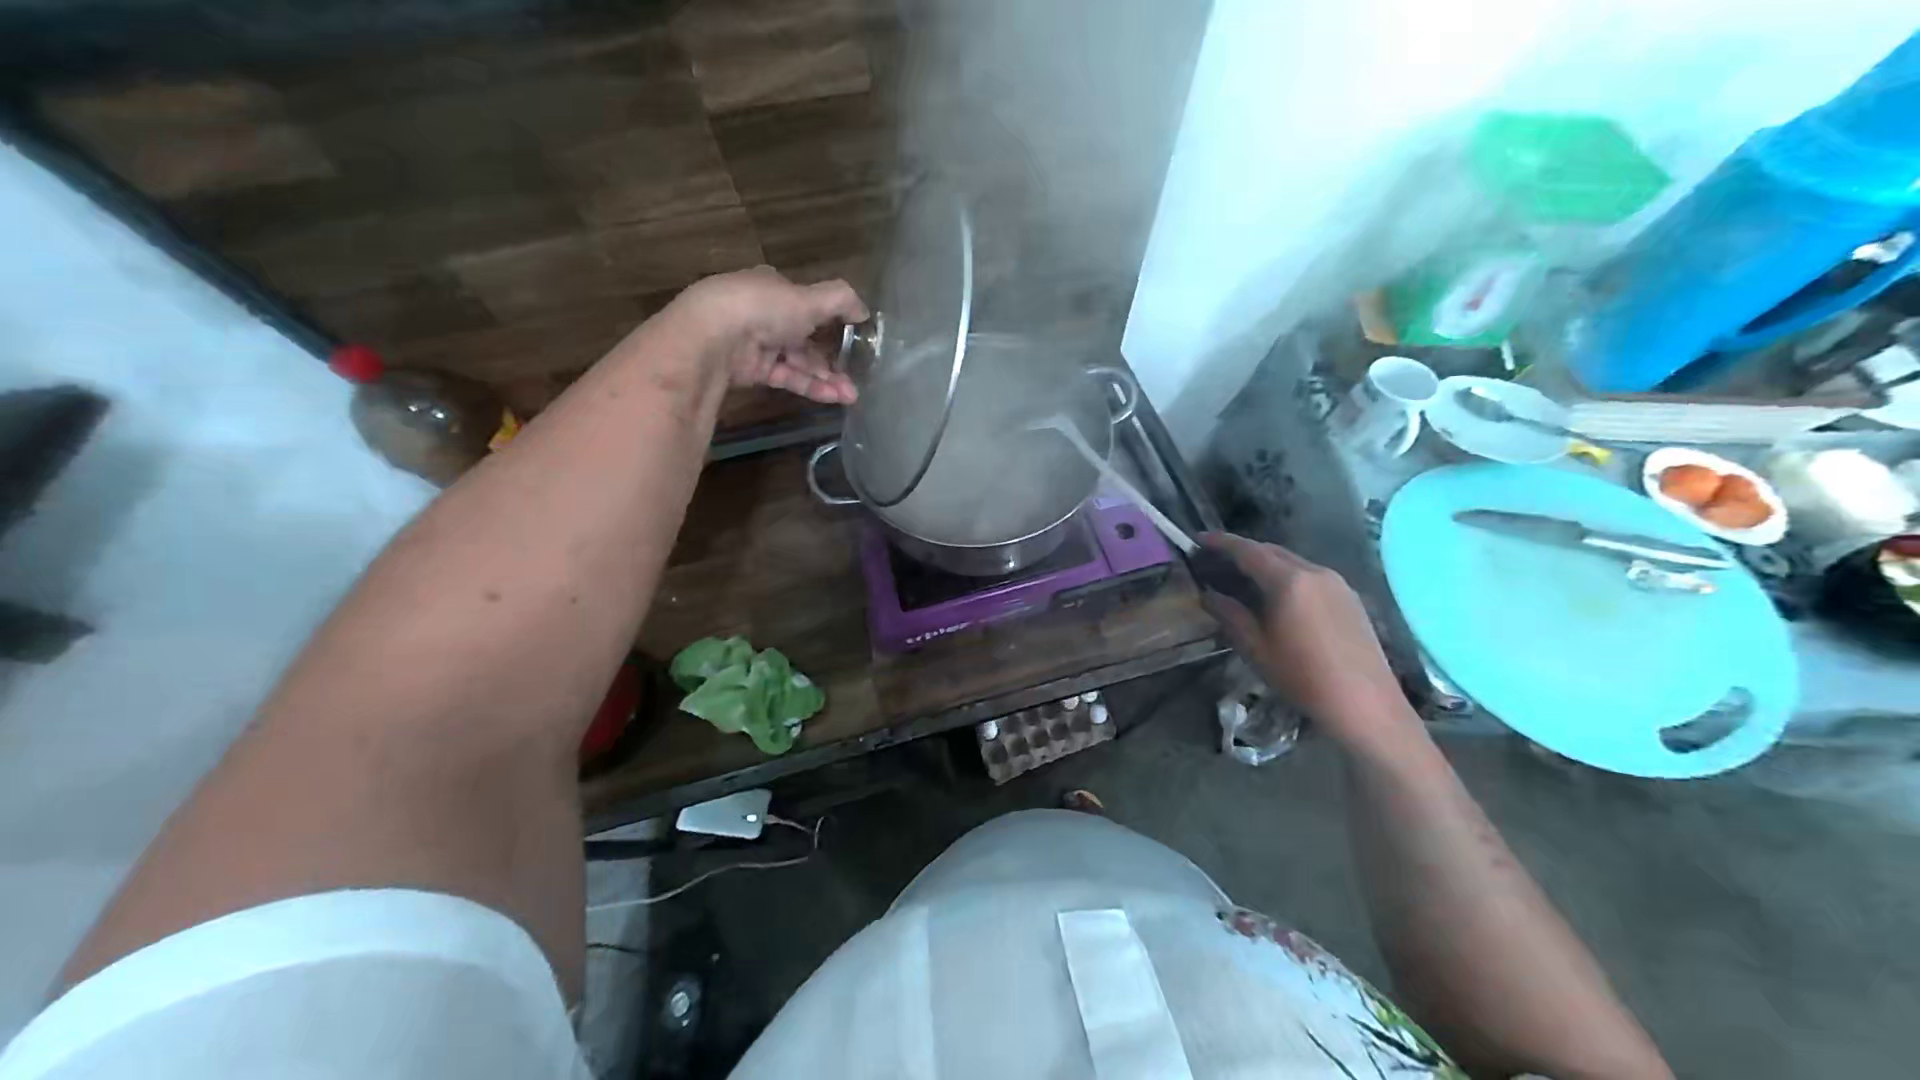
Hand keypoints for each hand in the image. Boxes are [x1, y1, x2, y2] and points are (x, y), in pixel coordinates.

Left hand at [672, 267, 867, 403]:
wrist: (712, 339)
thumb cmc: (763, 308)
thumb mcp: (808, 298)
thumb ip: (841, 301)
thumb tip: (865, 311)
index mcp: (773, 289)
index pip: (807, 305)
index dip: (832, 322)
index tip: (855, 339)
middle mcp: (764, 315)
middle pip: (806, 338)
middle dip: (834, 358)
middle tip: (859, 377)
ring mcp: (756, 344)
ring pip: (799, 362)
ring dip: (827, 378)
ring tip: (852, 396)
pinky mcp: (751, 372)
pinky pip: (787, 378)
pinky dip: (811, 387)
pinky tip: (834, 398)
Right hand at [1198, 532, 1420, 749]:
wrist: (1365, 704)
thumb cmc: (1302, 676)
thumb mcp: (1256, 647)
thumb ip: (1230, 614)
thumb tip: (1207, 595)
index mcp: (1289, 581)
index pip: (1247, 550)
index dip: (1220, 542)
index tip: (1198, 540)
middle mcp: (1315, 572)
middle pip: (1272, 551)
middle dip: (1243, 552)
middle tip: (1217, 563)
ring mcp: (1338, 584)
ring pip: (1293, 562)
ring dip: (1266, 565)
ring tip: (1244, 581)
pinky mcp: (1351, 598)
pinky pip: (1311, 576)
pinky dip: (1288, 577)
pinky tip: (1279, 599)